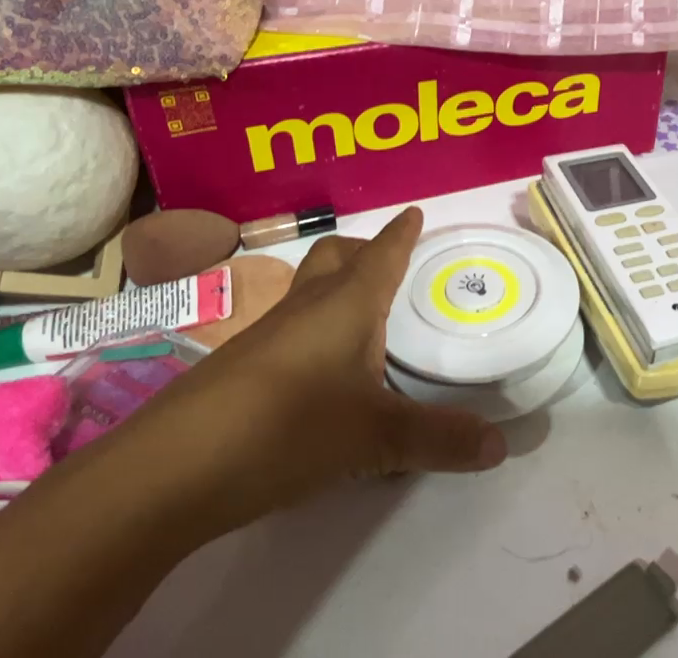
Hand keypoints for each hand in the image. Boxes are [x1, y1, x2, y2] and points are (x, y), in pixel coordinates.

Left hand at [114, 207, 507, 536]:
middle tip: (388, 264)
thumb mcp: (376, 438)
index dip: (402, 234)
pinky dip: (313, 333)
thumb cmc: (290, 427)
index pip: (382, 255)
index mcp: (346, 305)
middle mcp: (305, 307)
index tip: (415, 212)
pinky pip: (288, 329)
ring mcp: (267, 335)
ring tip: (362, 321)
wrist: (177, 464)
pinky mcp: (241, 367)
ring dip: (334, 291)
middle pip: (335, 257)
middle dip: (363, 251)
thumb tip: (501, 445)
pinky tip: (321, 374)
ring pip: (306, 291)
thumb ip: (439, 440)